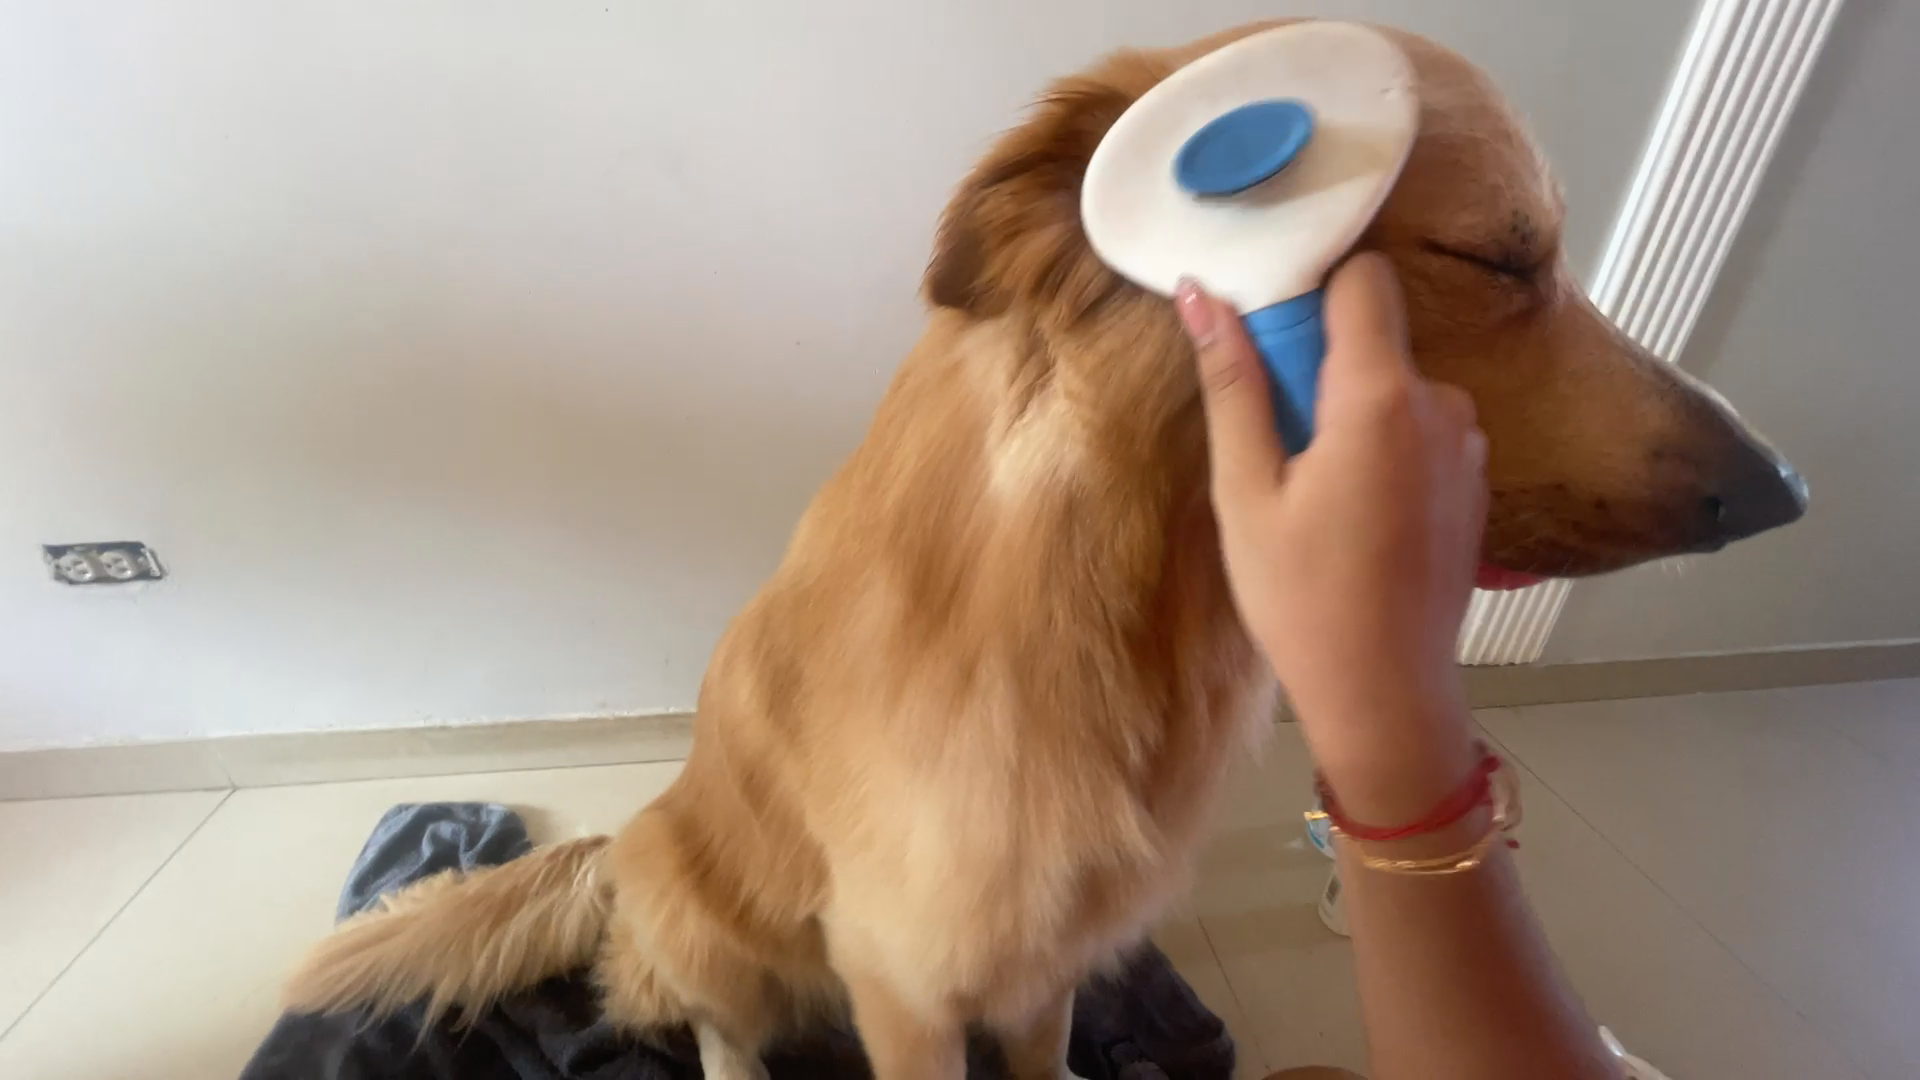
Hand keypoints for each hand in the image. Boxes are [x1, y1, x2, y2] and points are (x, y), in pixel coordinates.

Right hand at [1179, 254, 1487, 817]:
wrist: (1384, 690)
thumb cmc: (1299, 594)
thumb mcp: (1245, 491)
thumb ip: (1233, 387)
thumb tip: (1202, 297)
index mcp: (1382, 399)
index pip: (1363, 279)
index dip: (1309, 290)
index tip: (1264, 335)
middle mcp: (1444, 406)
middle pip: (1373, 338)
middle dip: (1315, 368)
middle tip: (1271, 445)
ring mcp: (1469, 447)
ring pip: (1394, 387)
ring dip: (1345, 412)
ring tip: (1309, 489)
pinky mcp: (1475, 482)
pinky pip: (1418, 429)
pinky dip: (1378, 443)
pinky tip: (1350, 513)